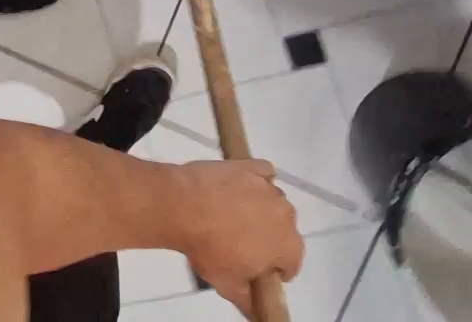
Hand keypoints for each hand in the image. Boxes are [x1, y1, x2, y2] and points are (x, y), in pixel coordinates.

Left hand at [167, 160, 302, 318]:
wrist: (180, 205)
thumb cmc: (208, 248)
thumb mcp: (230, 286)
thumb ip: (251, 304)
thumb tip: (258, 317)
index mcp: (288, 246)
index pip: (291, 263)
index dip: (272, 267)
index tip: (252, 266)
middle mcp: (285, 214)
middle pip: (282, 230)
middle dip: (267, 237)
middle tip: (239, 241)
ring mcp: (266, 186)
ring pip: (272, 202)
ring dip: (259, 209)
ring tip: (231, 214)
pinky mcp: (248, 165)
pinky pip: (263, 172)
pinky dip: (257, 179)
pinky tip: (240, 186)